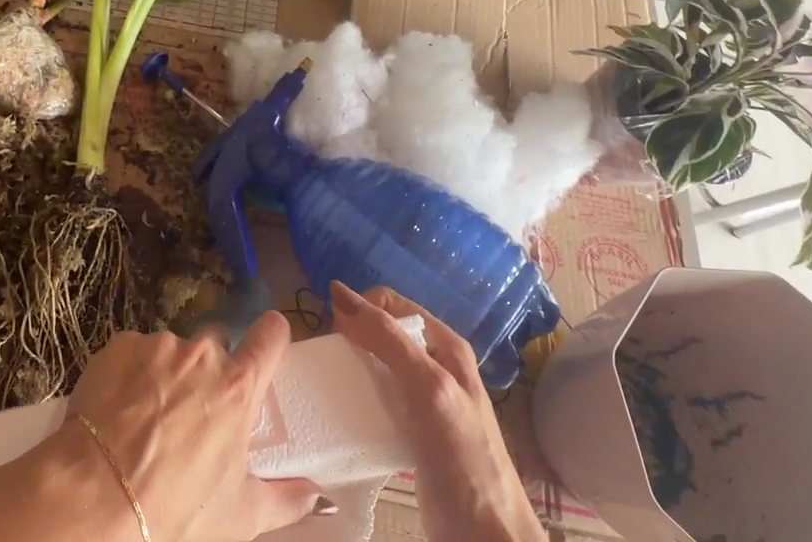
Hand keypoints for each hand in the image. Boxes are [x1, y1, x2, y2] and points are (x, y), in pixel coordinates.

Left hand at [62, 310, 329, 540]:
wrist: (96, 493)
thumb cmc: (176, 507)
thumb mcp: (240, 515)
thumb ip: (287, 499)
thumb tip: (320, 495)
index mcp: (238, 386)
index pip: (270, 336)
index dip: (271, 335)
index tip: (268, 339)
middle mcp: (201, 355)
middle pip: (216, 342)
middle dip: (211, 366)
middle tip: (195, 407)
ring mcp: (157, 345)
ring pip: (172, 349)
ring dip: (167, 371)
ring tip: (149, 415)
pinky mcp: (119, 345)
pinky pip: (135, 351)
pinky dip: (131, 371)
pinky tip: (120, 407)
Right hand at [330, 283, 543, 541]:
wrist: (483, 533)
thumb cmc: (461, 455)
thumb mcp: (427, 387)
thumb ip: (390, 340)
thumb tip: (340, 293)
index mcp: (446, 346)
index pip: (391, 304)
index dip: (360, 308)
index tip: (333, 332)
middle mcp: (436, 365)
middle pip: (383, 331)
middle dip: (351, 334)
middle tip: (328, 357)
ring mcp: (424, 398)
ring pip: (377, 363)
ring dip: (351, 364)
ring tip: (328, 380)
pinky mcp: (411, 428)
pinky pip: (377, 396)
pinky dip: (357, 394)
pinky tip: (343, 408)